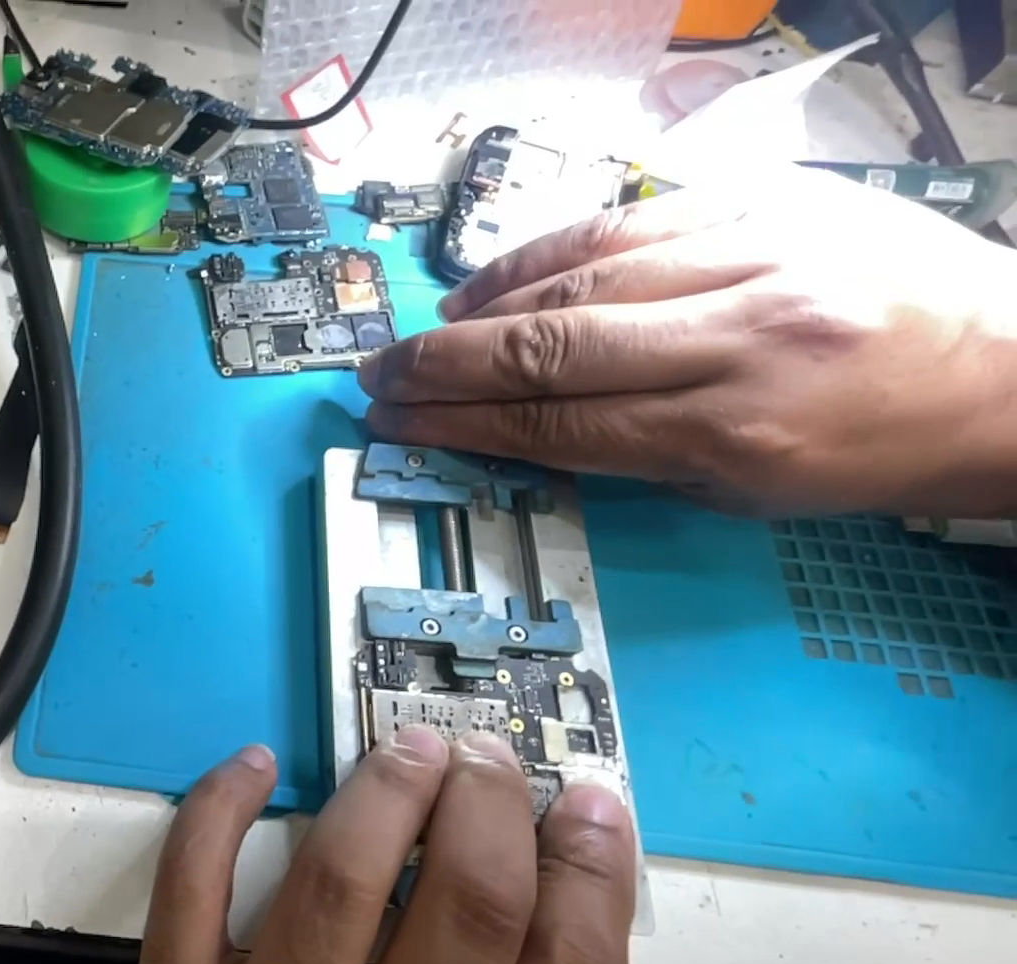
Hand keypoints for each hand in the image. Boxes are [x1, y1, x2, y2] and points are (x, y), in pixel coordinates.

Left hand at [103, 731, 635, 963]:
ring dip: (381, 796)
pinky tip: (255, 764)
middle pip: (463, 917)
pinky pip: (191, 884)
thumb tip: (551, 918)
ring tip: (409, 748)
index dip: (590, 882)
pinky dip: (219, 810)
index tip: (588, 806)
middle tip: (486, 757)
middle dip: (487, 814)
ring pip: (336, 885)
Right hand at [361, 168, 1016, 516]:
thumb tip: (505, 429)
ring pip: (573, 280)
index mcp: (736, 427)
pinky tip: (485, 283)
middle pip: (547, 345)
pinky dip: (535, 255)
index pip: (552, 423)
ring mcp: (758, 251)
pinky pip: (618, 221)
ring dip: (476, 313)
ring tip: (425, 338)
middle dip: (441, 365)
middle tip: (378, 376)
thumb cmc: (863, 452)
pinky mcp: (766, 197)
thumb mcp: (736, 489)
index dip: (456, 424)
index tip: (393, 423)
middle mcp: (743, 333)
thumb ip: (616, 454)